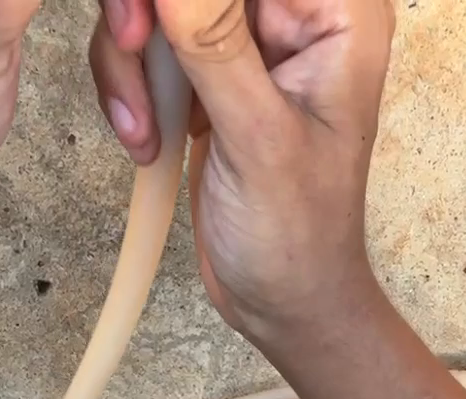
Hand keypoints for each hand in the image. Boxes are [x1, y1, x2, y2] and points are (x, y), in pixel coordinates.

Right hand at [90, 0, 395, 343]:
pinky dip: (132, 87)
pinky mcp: (208, 77)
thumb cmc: (294, 237)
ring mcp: (245, 45)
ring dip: (131, 59)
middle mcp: (292, 14)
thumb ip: (215, 40)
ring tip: (144, 132)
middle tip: (132, 50)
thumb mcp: (258, 138)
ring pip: (158, 4)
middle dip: (148, 11)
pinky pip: (148, 46)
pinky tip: (147, 143)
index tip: (146, 18)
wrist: (279, 302)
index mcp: (334, 11)